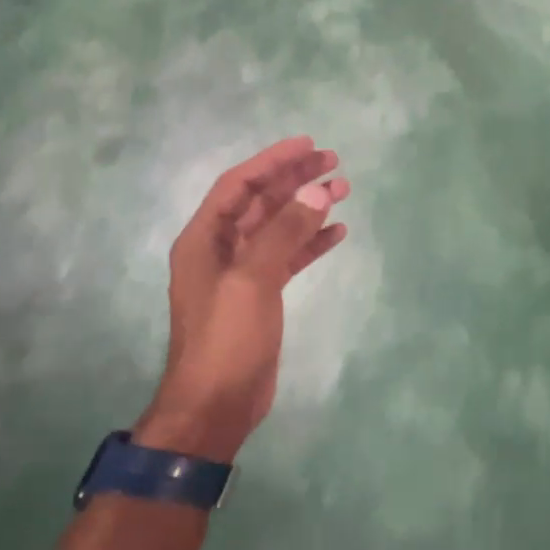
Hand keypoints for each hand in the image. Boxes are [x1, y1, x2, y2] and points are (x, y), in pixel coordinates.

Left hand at [134, 137, 349, 461]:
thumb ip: (285, 232)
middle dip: (295, 179)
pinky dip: (313, 241)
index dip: (272, 162)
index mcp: (204, 240)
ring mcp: (242, 273)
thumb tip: (317, 191)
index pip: (239, 186)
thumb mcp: (253, 280)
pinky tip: (339, 231)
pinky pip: (290, 255)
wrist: (215, 405)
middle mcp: (221, 250)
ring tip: (345, 189)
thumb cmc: (226, 339)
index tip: (309, 144)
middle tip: (335, 161)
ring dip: (308, 206)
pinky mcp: (261, 294)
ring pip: (279, 226)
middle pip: (261, 201)